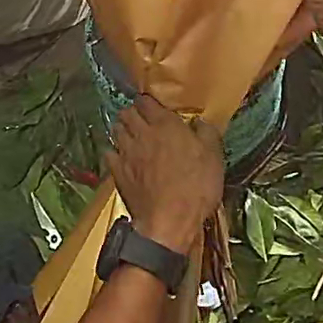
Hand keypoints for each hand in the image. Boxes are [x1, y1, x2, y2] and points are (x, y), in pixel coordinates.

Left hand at [104, 95, 222, 254]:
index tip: (152, 106)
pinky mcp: (117, 171)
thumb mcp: (214, 157)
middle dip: (132, 113)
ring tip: (129, 135)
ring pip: (116, 130)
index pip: (146, 101)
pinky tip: (120, 156)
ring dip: (122, 129)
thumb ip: (207, 134)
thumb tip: (200, 122)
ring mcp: (126, 152)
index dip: (148, 102)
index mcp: (165, 125)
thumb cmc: (196, 187)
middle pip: (127, 113)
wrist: (170, 221)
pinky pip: (109, 153)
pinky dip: (114, 151)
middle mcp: (142, 133)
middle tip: (140, 119)